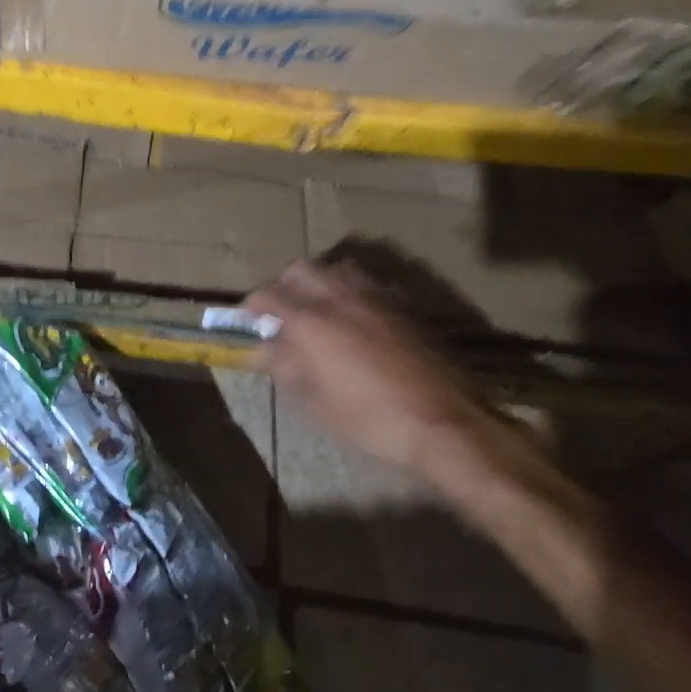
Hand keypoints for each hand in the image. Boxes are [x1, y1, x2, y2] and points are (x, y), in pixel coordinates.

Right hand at [244, 260, 506, 476]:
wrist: (443, 422)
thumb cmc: (370, 418)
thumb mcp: (314, 403)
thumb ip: (285, 367)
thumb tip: (265, 349)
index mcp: (311, 321)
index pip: (267, 294)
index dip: (251, 305)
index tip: (247, 320)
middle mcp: (339, 298)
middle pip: (300, 270)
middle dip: (283, 285)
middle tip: (280, 311)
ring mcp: (375, 298)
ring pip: (335, 269)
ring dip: (318, 282)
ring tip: (316, 307)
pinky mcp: (403, 306)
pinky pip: (366, 284)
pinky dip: (349, 292)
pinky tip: (354, 318)